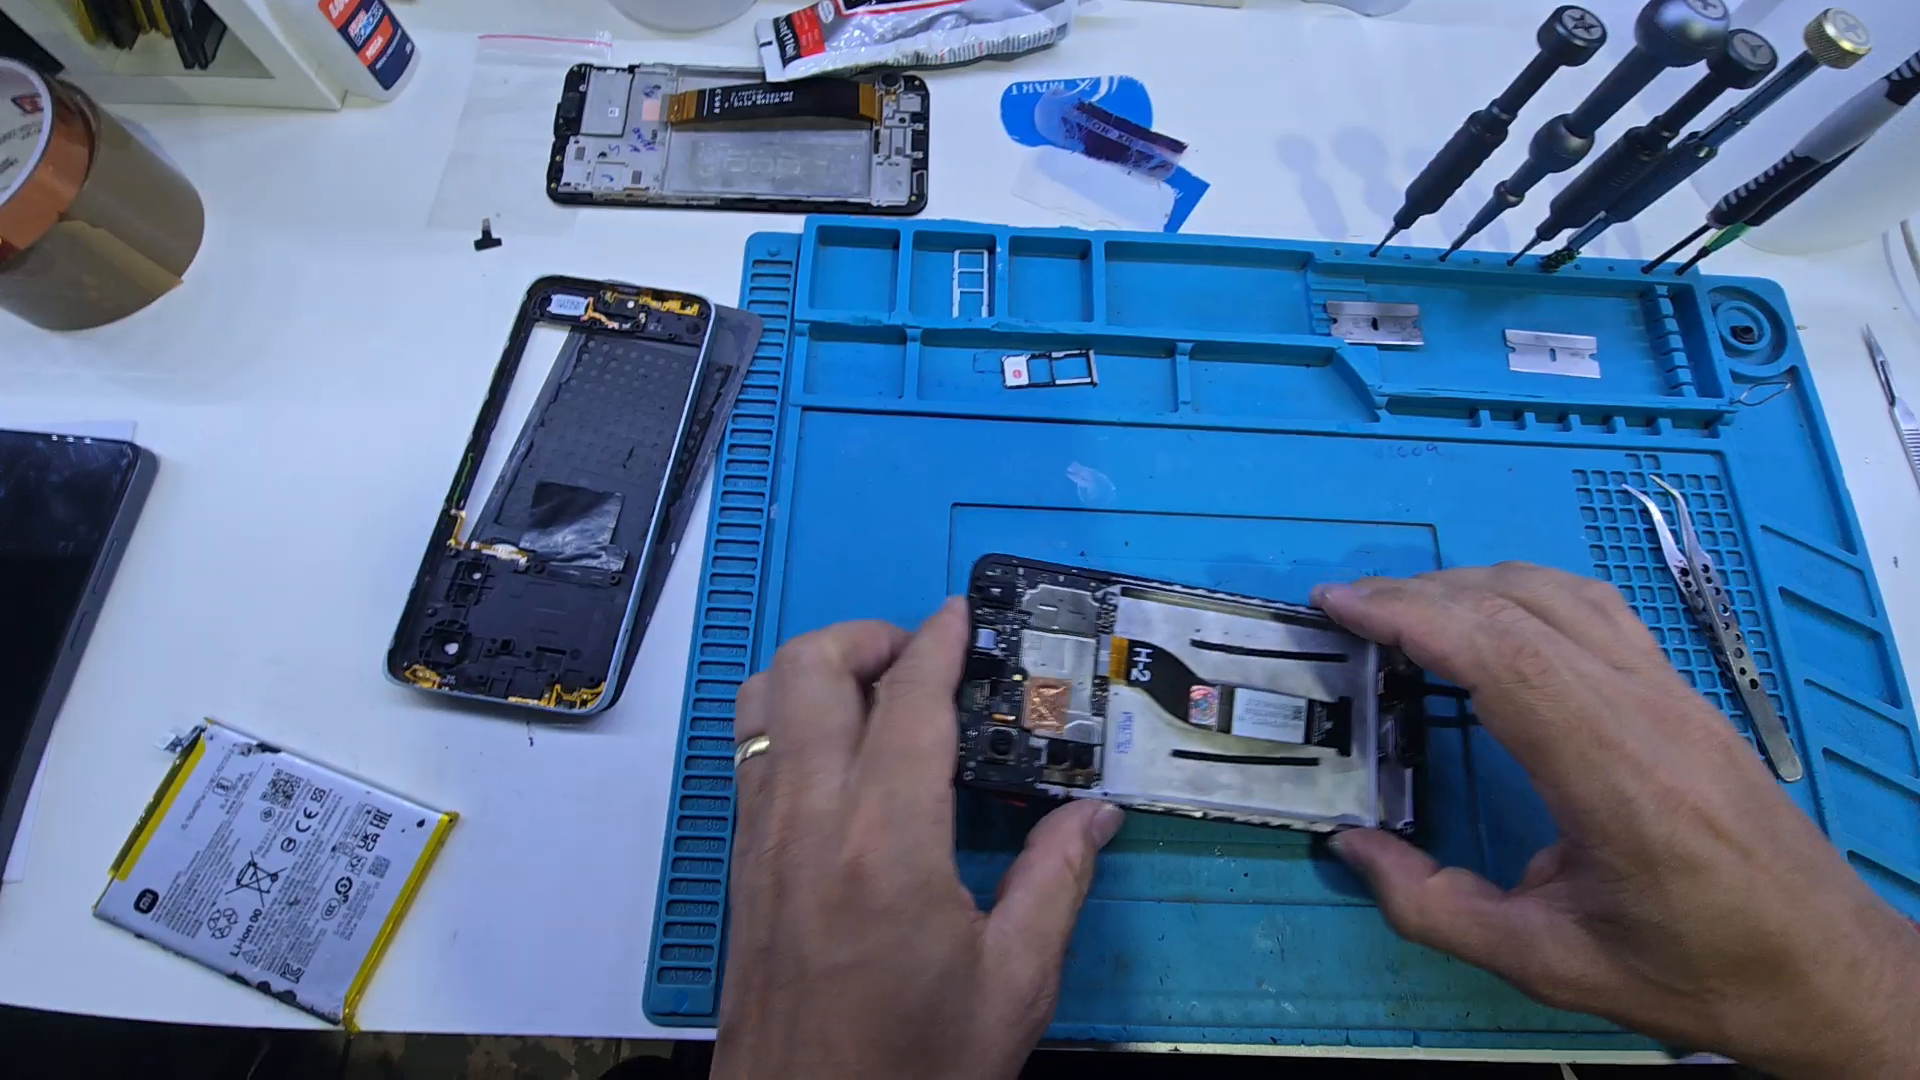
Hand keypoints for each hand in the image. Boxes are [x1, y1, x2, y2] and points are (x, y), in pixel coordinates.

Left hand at [714, 599, 1125, 1079]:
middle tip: (918, 657)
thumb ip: (1057, 880)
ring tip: (874, 690)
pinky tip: (840, 747)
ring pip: (764, 696)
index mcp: (886, 842)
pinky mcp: (742, 855)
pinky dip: (792, 712)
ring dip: (819, 667)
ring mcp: (763, 832)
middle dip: (866, 636)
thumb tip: (1096, 814)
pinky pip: (752, 746)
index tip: (958, 614)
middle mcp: (810, 817)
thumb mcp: (1013, 984)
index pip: (908, 700)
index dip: (937, 641)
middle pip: (810, 668)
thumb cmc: (914, 1067)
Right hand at [1314, 565, 1919, 1078]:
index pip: (1498, 653)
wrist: (1839, 975)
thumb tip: (1347, 843)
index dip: (1408, 615)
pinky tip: (1481, 610)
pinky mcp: (1676, 686)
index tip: (1337, 606)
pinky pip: (1586, 602)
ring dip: (1460, 583)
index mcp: (1610, 772)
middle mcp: (1642, 708)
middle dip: (1412, 595)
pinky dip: (1514, 587)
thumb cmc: (1693, 969)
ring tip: (1397, 606)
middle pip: (1511, 608)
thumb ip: (1430, 907)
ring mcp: (1667, 688)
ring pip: (1550, 590)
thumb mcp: (1546, 964)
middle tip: (1342, 606)